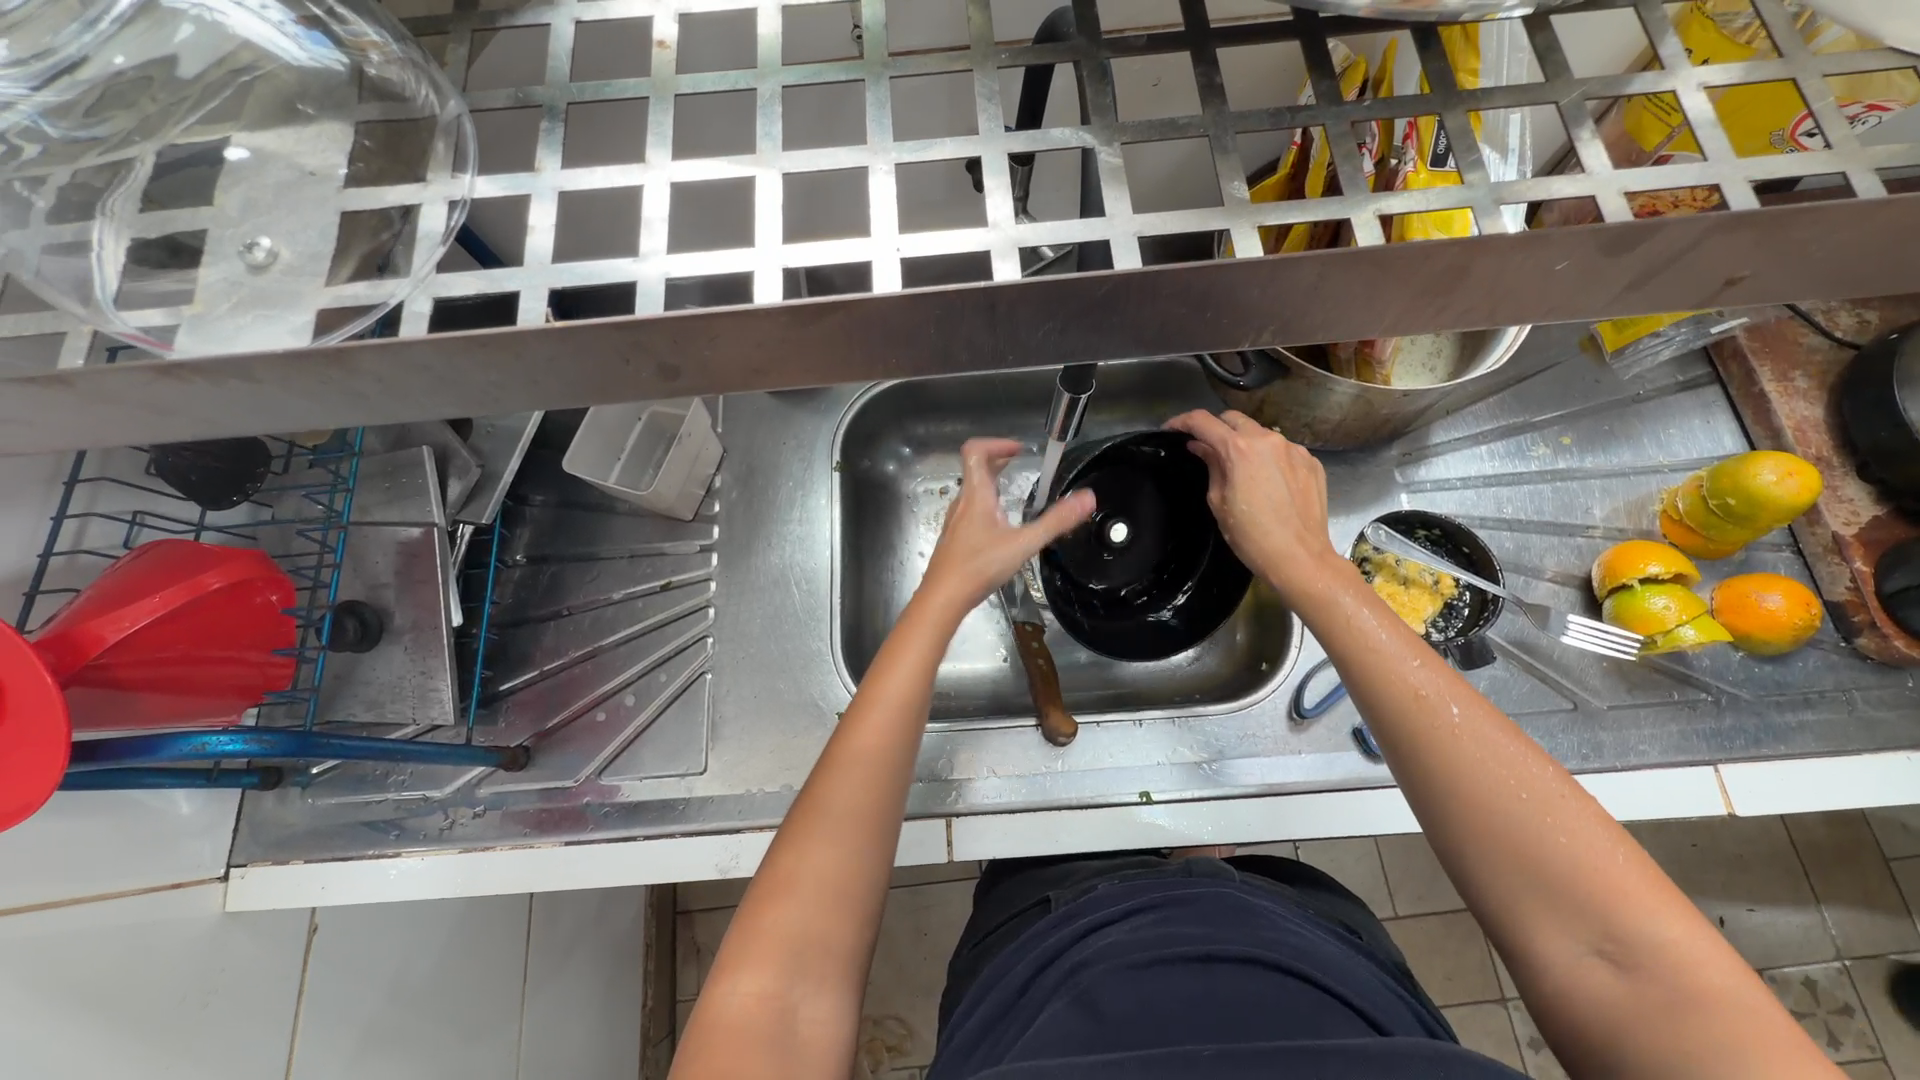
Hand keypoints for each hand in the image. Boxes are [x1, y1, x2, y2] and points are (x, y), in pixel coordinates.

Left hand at [918, 438, 1095, 617]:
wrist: (943, 598)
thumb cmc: (979, 567)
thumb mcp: (1023, 544)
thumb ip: (1056, 522)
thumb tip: (1088, 497)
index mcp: (976, 496)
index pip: (975, 451)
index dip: (996, 443)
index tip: (1018, 450)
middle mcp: (962, 503)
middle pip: (975, 469)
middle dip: (998, 461)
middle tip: (1019, 463)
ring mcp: (956, 522)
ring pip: (973, 492)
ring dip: (992, 483)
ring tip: (1014, 492)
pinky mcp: (955, 539)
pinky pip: (971, 511)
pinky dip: (988, 505)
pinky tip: (1001, 526)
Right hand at [1164, 410, 1345, 607]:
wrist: (1299, 557)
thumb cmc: (1252, 536)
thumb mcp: (1219, 502)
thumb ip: (1211, 466)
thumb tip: (1201, 447)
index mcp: (1240, 450)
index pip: (1203, 421)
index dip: (1182, 422)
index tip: (1172, 429)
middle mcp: (1269, 440)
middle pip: (1234, 419)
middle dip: (1216, 428)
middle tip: (1206, 448)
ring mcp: (1294, 450)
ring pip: (1261, 434)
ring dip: (1245, 443)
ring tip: (1240, 469)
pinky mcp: (1311, 462)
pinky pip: (1284, 450)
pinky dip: (1269, 458)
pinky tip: (1268, 482)